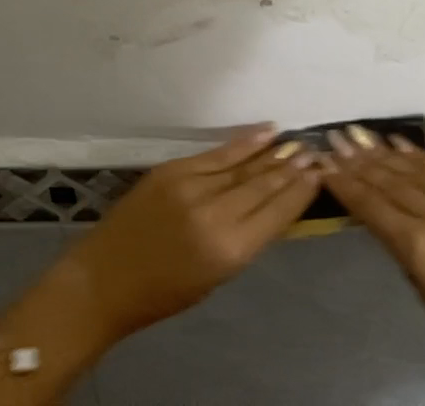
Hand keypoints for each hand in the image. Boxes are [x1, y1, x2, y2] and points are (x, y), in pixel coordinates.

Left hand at [56, 125, 321, 338]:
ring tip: (297, 143)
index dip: (301, 191)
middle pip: (264, 185)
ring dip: (274, 153)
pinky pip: (218, 153)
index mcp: (229, 251)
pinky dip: (245, 142)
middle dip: (292, 168)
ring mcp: (191, 188)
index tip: (320, 173)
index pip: (277, 213)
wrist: (104, 280)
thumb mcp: (216, 276)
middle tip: (314, 153)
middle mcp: (215, 215)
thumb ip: (247, 239)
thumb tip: (277, 204)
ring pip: (244, 166)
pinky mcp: (173, 171)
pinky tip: (267, 132)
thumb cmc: (163, 293)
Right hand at [321, 128, 424, 355]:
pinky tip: (397, 143)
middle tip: (335, 138)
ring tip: (358, 135)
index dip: (346, 183)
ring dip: (383, 152)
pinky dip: (418, 155)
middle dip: (359, 159)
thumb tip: (375, 207)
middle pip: (390, 181)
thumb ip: (397, 241)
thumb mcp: (419, 283)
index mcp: (419, 246)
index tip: (325, 164)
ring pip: (414, 169)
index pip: (372, 206)